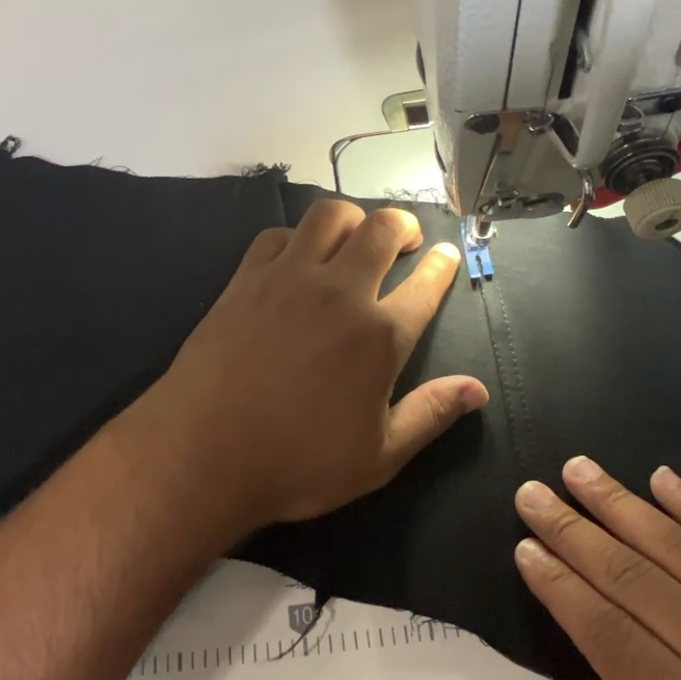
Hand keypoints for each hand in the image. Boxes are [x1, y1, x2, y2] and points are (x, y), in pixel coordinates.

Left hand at [113, 199, 487, 530]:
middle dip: (404, 225)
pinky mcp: (246, 279)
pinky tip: (297, 255)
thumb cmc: (296, 463)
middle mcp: (338, 292)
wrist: (202, 452)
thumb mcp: (378, 457)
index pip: (425, 285)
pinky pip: (277, 235)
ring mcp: (288, 279)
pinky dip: (296, 236)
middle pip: (382, 230)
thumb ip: (430, 415)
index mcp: (379, 336)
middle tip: (406, 239)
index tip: (447, 255)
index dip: (443, 265)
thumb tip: (478, 389)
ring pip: (329, 216)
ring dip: (352, 217)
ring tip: (356, 235)